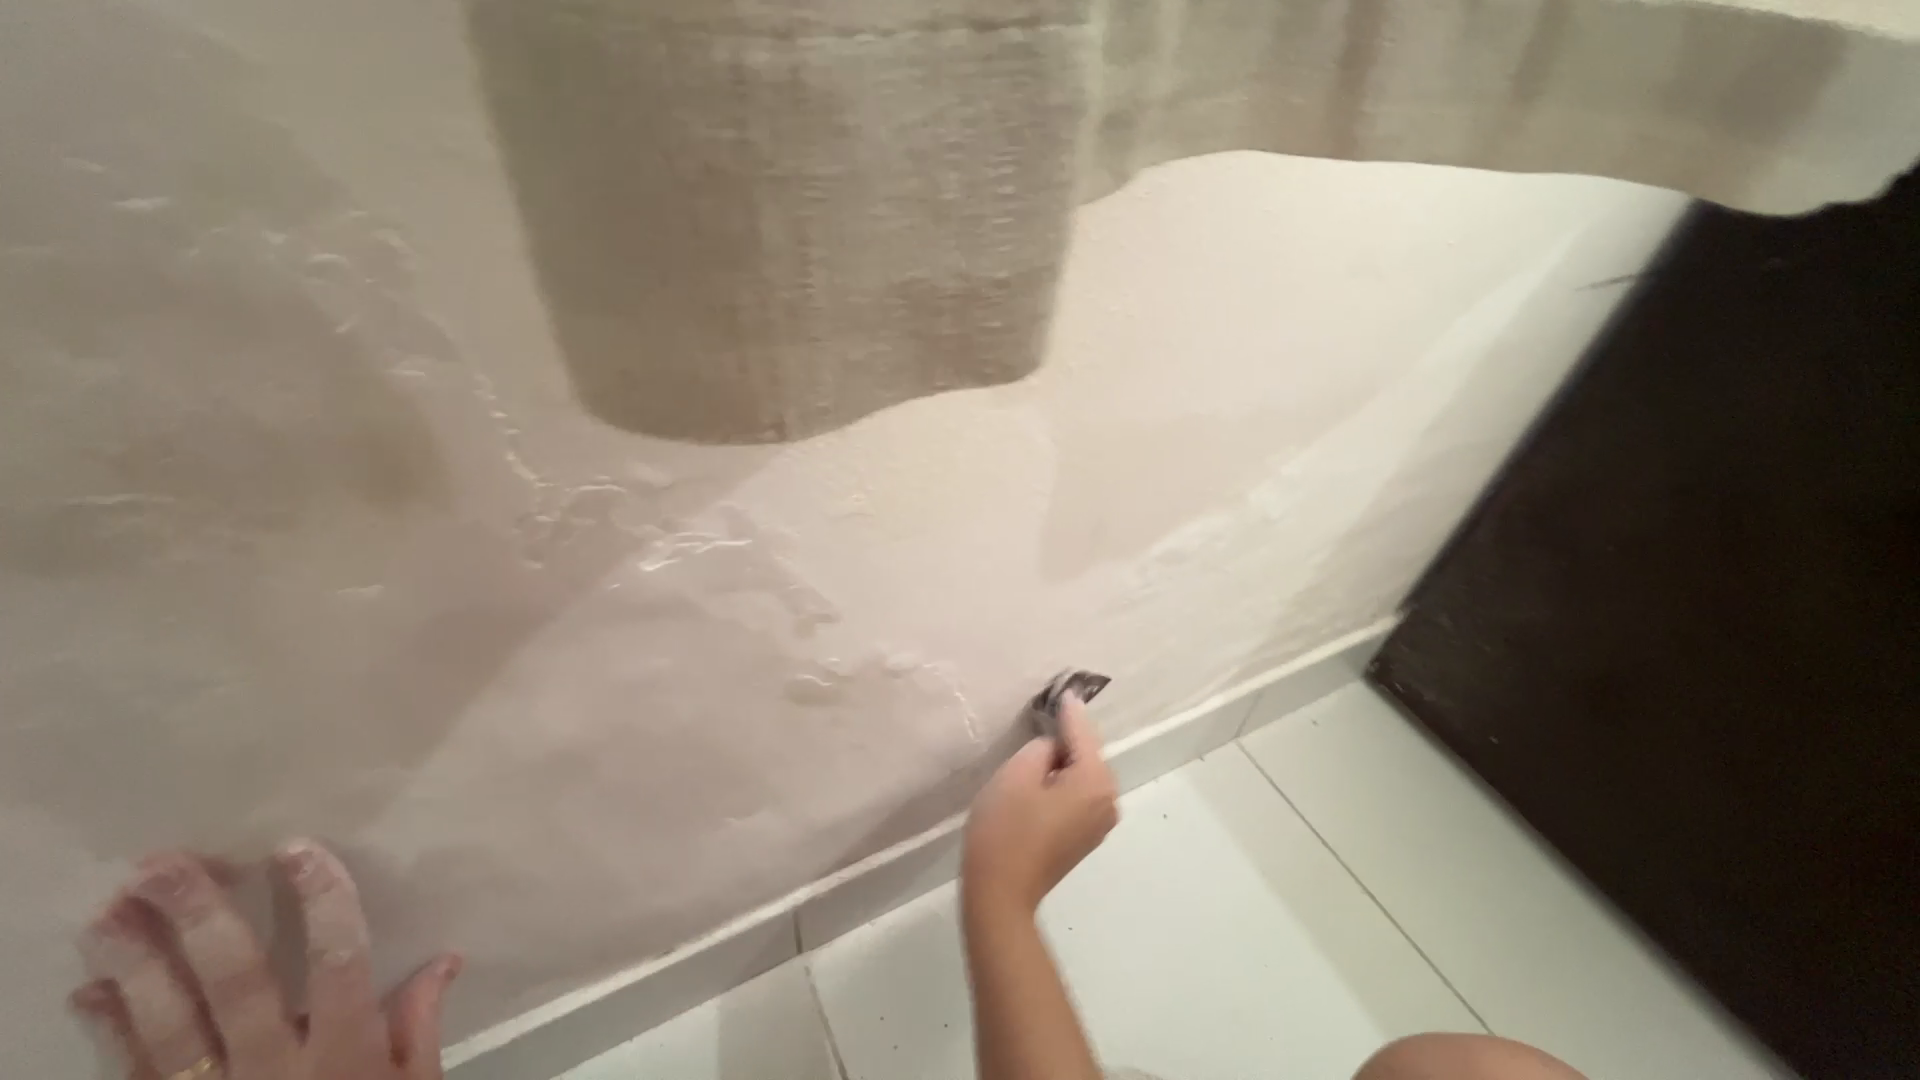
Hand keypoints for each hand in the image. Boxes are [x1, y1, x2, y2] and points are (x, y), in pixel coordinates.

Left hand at [71, 840, 459, 1079]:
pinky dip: (108, 1029)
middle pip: (234, 985)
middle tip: (161, 866)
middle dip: (198, 921)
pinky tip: (90, 988)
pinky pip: (131, 1074)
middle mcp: (274, 1070)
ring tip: (110, 910)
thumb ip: (421, 1025)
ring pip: (167, 1025)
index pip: (338, 961)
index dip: (321, 901)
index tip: (295, 850)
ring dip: (135, 965)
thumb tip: (445, 958)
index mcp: (344, 1054)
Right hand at [962, 694, 1119, 919]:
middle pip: (1087, 754)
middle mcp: (1108, 800)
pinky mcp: (1084, 837)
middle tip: (1043, 717)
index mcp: (1096, 781)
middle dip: (1067, 737)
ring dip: (1063, 761)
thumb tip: (1055, 749)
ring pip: (1082, 776)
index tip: (1065, 690)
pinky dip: (1063, 783)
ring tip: (1037, 748)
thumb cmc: (1006, 829)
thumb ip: (1042, 747)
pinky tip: (1040, 781)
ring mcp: (1099, 823)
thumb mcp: (1017, 773)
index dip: (1068, 710)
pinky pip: (1078, 796)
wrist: (1001, 893)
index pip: (1082, 733)